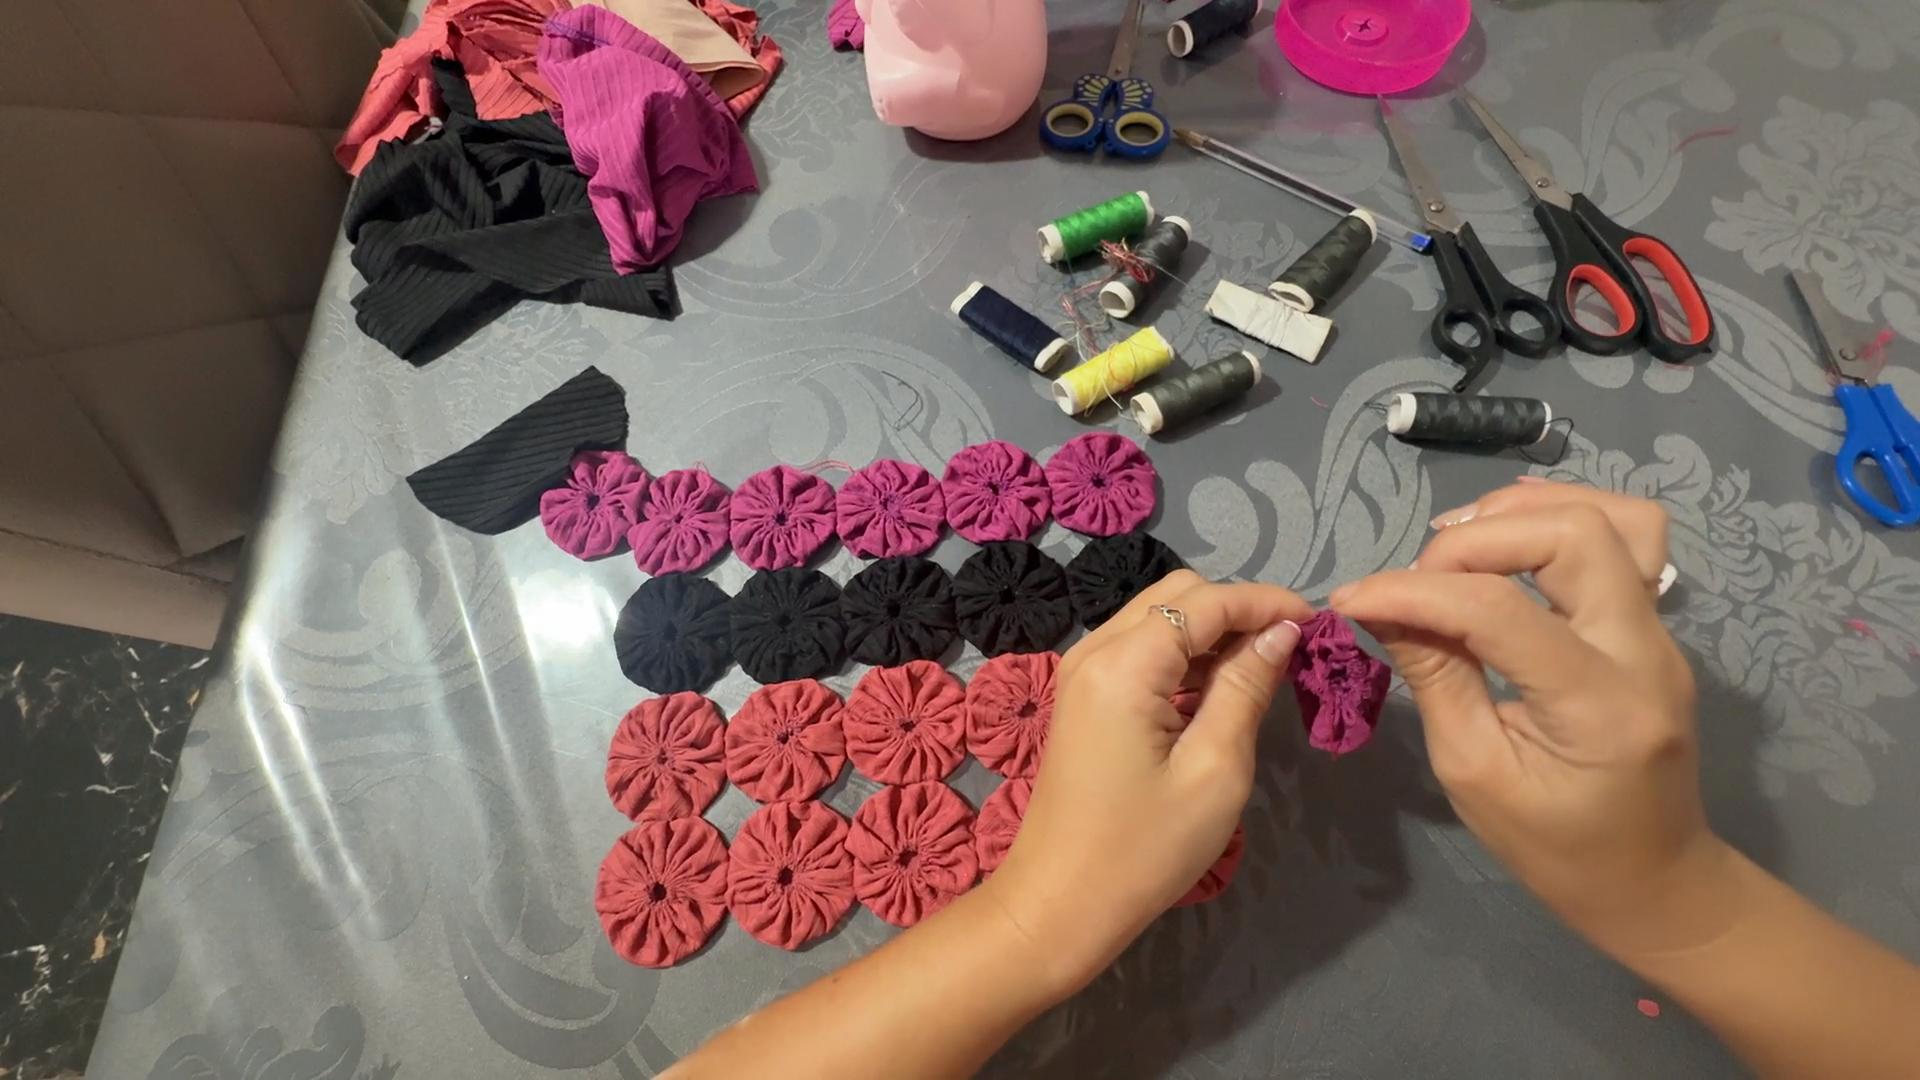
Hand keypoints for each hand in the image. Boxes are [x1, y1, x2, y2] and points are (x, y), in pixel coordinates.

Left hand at [986, 571, 1312, 991]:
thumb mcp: (1214, 769)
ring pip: (1155, 617)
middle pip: (1175, 596)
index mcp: (1122, 663)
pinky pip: (1137, 647)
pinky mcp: (1082, 691)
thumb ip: (1246, 687)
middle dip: (1236, 608)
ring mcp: (1081, 668)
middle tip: (1290, 646)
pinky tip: (1216, 682)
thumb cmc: (1145, 847)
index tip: (1318, 621)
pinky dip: (1181, 651)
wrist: (1062, 896)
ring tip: (1264, 664)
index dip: (1263, 601)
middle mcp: (1093, 649)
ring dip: (1209, 628)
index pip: (1204, 601)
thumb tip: (1281, 631)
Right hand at [1329, 482, 1717, 953]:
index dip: (1409, 592)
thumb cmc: (1554, 844)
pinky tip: (1501, 537)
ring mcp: (1659, 632)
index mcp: (1598, 704)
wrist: (1656, 881)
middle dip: (1470, 541)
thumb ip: (1432, 674)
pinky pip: (1623, 538)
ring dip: (1521, 514)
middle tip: (1415, 579)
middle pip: (1571, 535)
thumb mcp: (1470, 769)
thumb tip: (1379, 606)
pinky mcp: (1649, 626)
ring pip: (1613, 518)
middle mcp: (1645, 651)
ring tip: (1454, 544)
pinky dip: (1554, 518)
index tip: (1348, 601)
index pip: (1495, 610)